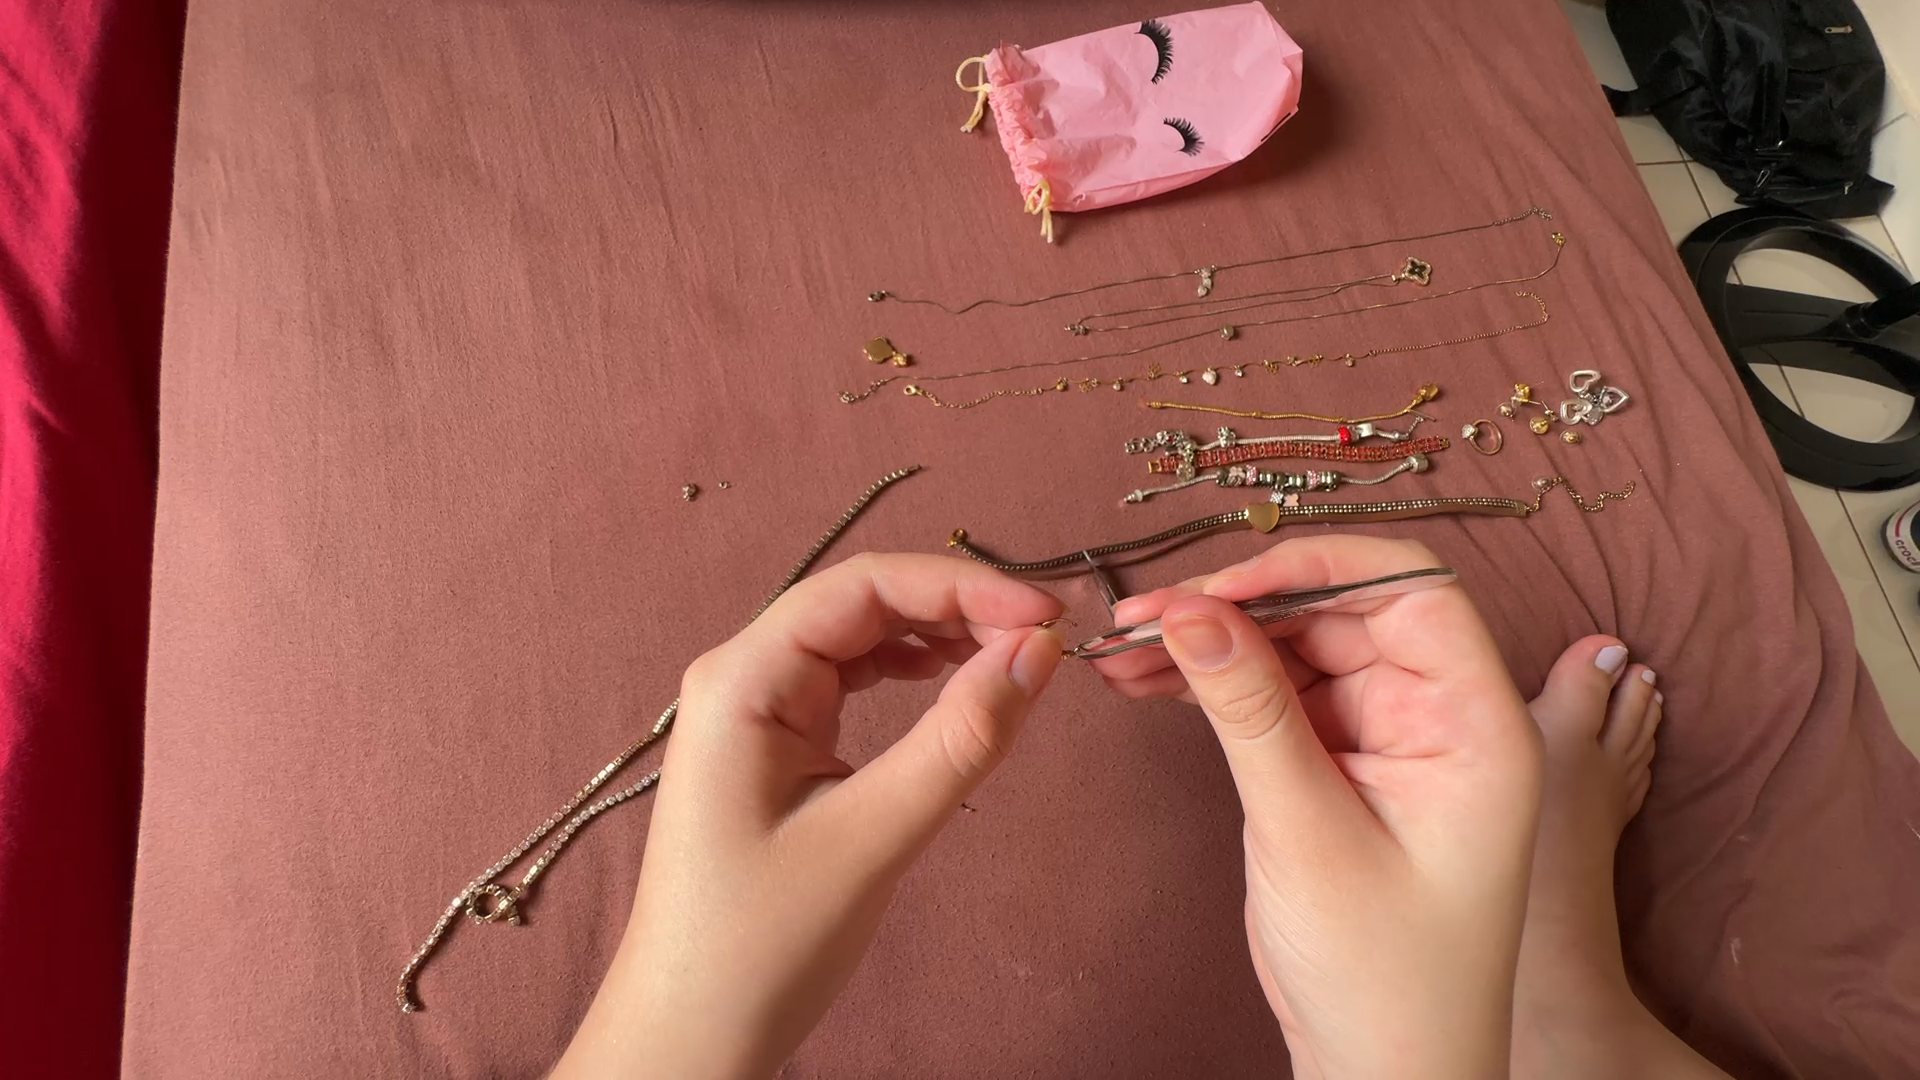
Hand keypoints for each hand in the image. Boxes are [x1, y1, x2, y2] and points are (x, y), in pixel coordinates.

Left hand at [554, 553, 1063, 1079]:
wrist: (691, 1037)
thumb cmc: (761, 944)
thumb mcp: (871, 837)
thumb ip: (960, 739)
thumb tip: (1040, 653)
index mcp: (744, 676)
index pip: (864, 586)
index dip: (961, 586)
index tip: (1045, 615)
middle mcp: (746, 670)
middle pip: (864, 601)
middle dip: (956, 607)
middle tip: (1042, 637)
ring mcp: (761, 700)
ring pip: (863, 634)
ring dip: (938, 633)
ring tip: (1009, 654)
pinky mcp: (781, 733)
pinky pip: (854, 675)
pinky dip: (911, 668)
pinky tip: (949, 675)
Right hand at [1089, 536, 1541, 1079]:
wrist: (1372, 1062)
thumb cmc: (1379, 970)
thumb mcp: (1307, 830)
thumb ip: (1249, 709)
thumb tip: (1188, 610)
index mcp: (1471, 721)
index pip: (1408, 589)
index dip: (1312, 568)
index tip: (1218, 587)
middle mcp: (1425, 708)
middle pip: (1324, 610)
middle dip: (1227, 606)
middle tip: (1139, 617)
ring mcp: (1368, 726)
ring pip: (1278, 644)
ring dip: (1198, 640)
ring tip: (1119, 648)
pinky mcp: (1320, 746)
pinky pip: (1257, 687)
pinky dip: (1199, 678)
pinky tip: (1140, 679)